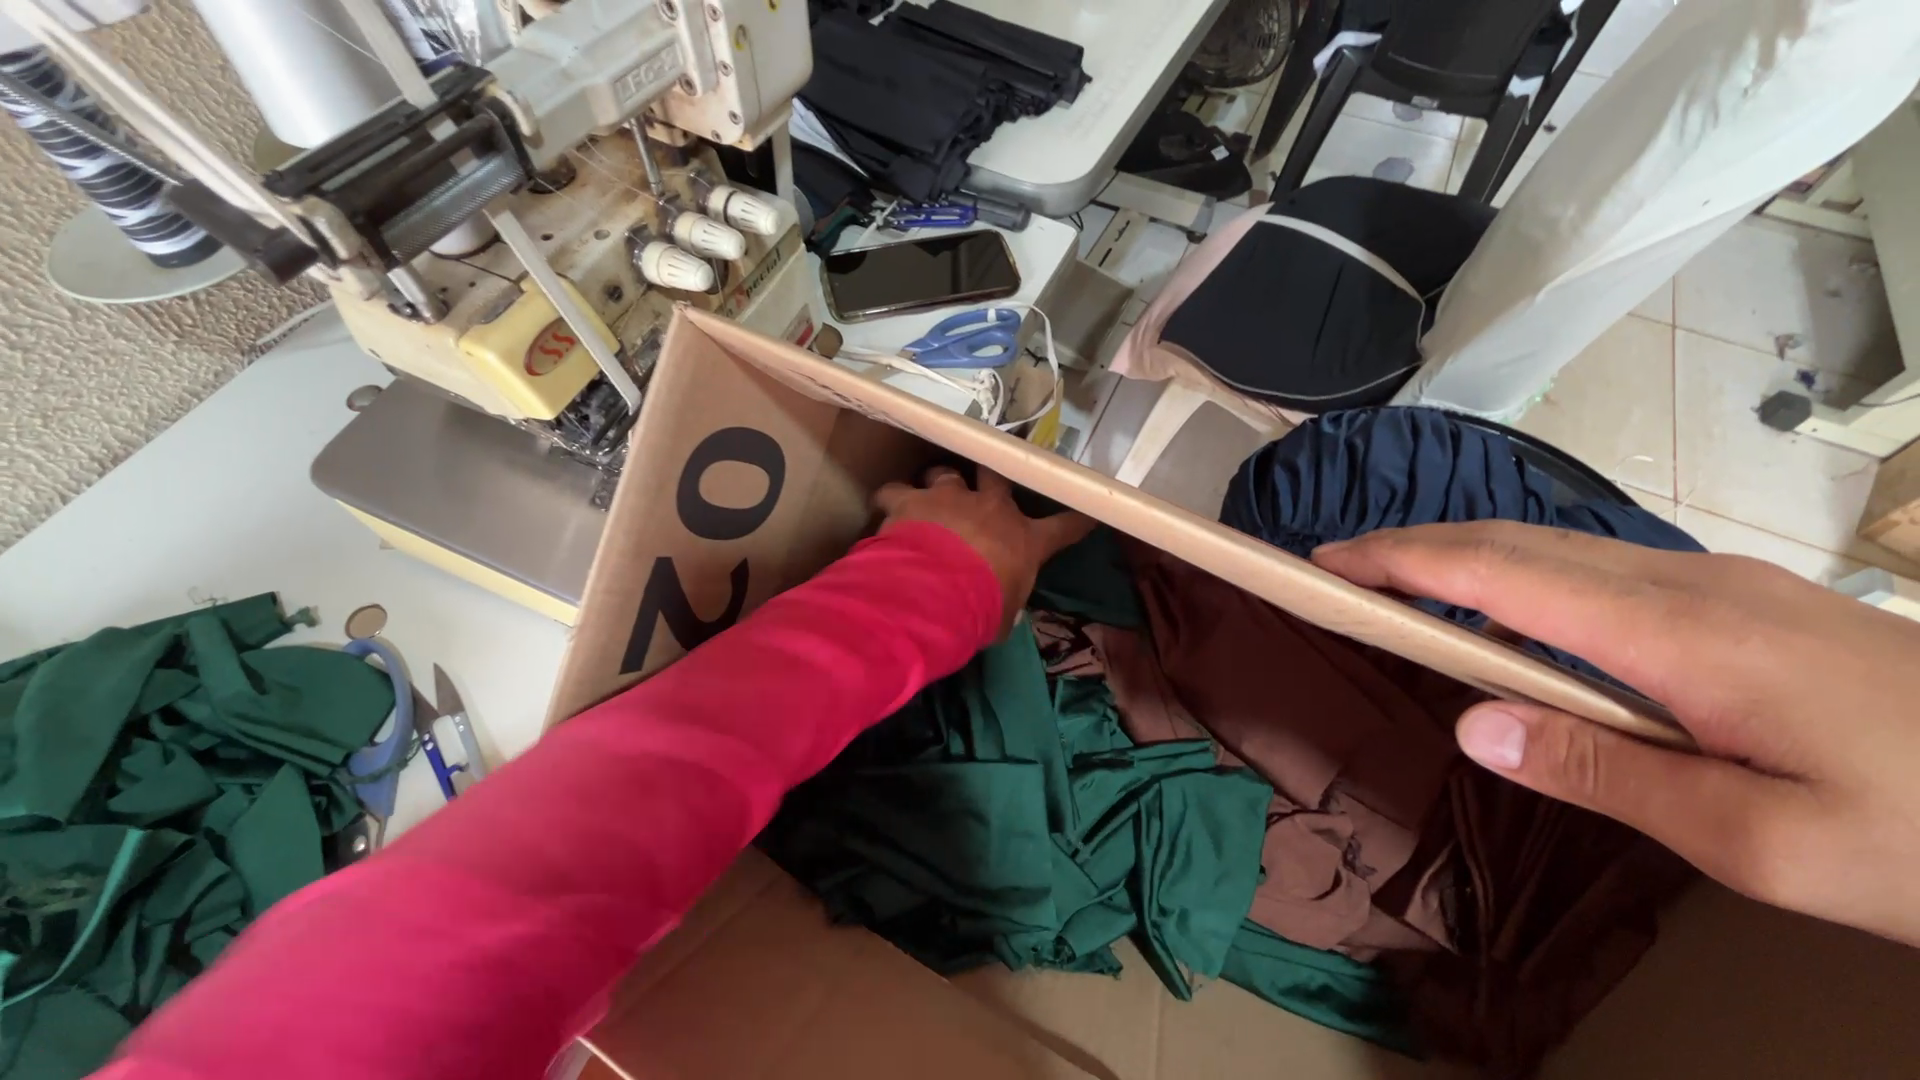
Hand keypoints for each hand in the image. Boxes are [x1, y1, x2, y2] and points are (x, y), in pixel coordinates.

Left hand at [874, 466, 1094, 636]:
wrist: (933, 593)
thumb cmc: (979, 610)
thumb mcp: (1004, 616)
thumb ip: (1007, 606)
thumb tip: (1005, 616)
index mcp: (1024, 540)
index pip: (1064, 527)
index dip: (1077, 520)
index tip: (1087, 514)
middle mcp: (992, 508)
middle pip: (999, 475)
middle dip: (993, 474)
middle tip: (986, 479)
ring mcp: (950, 498)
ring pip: (947, 473)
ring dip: (941, 481)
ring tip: (931, 491)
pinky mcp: (912, 500)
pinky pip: (897, 490)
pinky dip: (892, 497)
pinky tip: (887, 504)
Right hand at [1312, 521, 1919, 947]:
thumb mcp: (1764, 842)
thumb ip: (1606, 775)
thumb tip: (1470, 722)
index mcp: (1675, 633)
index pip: (1497, 571)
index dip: (1399, 559)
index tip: (1325, 563)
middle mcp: (1684, 583)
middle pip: (1513, 542)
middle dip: (1411, 546)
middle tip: (1337, 572)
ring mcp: (1717, 581)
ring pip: (1553, 547)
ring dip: (1459, 556)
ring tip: (1396, 587)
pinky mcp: (1738, 596)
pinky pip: (1594, 567)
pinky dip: (1515, 573)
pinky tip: (1503, 611)